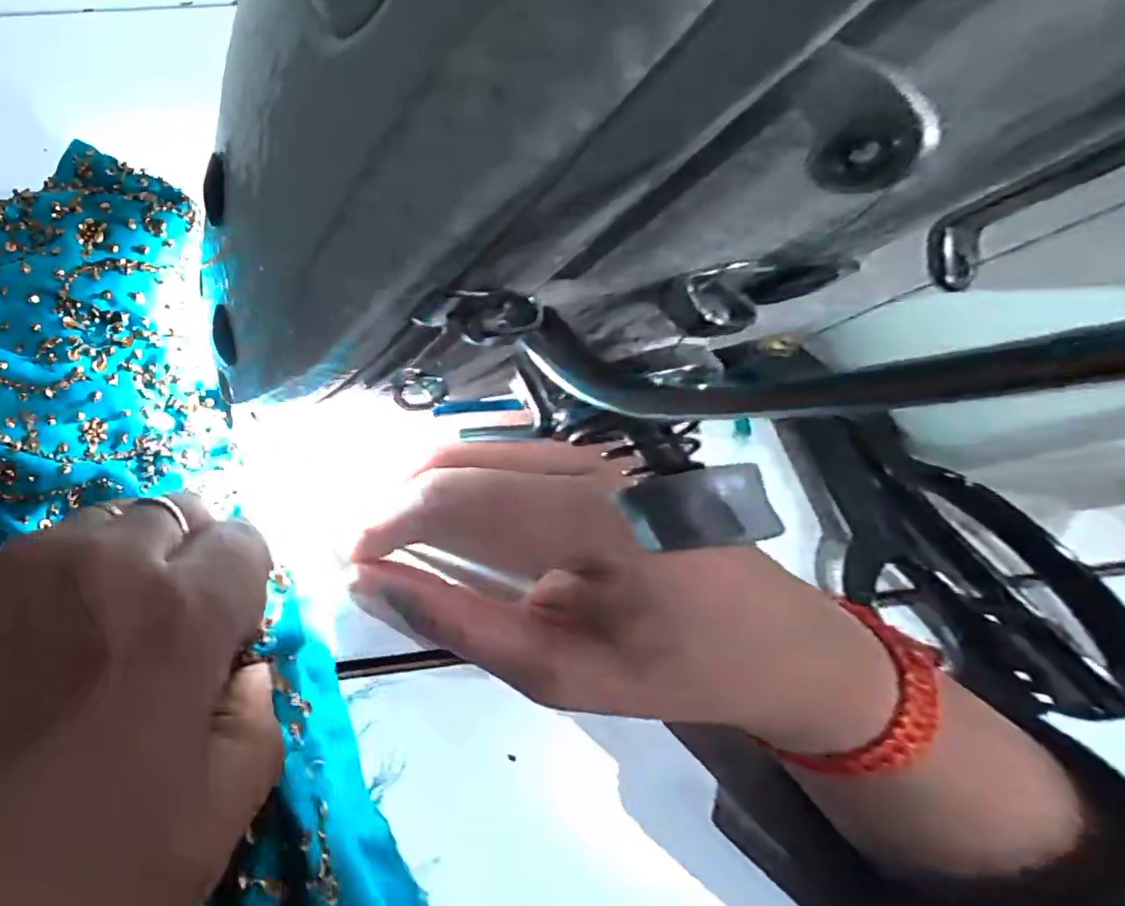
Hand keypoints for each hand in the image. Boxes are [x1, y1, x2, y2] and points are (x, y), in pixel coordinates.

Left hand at [0, 495, 281, 905]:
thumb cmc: (59, 872)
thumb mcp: (195, 836)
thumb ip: (248, 736)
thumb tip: (249, 671)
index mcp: (178, 615)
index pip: (244, 546)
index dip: (248, 581)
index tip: (231, 629)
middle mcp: (109, 558)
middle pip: (177, 513)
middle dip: (191, 554)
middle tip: (170, 624)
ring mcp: (33, 554)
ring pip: (111, 520)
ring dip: (129, 555)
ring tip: (104, 627)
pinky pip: (48, 545)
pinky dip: (69, 570)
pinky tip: (38, 634)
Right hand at [348, 443, 897, 752]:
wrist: (778, 640)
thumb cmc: (675, 668)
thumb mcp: (560, 673)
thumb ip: (455, 623)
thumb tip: (365, 581)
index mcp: (591, 515)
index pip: (453, 496)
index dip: (384, 522)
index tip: (346, 562)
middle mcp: (581, 462)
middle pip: (447, 462)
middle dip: (385, 505)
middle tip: (354, 554)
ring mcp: (582, 452)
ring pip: (460, 453)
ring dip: (406, 494)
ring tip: (379, 541)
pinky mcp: (577, 457)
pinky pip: (486, 460)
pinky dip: (439, 488)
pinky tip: (425, 524)